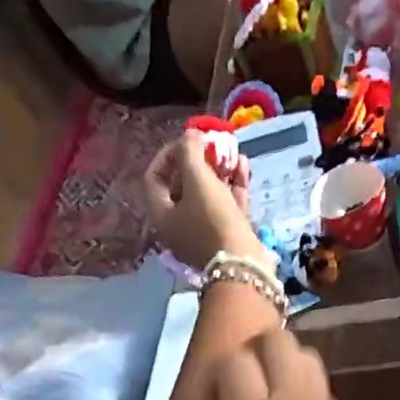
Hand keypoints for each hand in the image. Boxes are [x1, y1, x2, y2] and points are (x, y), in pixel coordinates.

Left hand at [142, 130, 262, 267]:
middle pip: (184, 186)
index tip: (188, 140)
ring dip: (219, 172)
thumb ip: (190, 152)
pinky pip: (227, 207)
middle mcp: (179, 226)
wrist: (244, 265)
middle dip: (199, 162)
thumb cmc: (214, 221)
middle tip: (213, 146)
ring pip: (209, 196)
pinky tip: (242, 168)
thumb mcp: (198, 180)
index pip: (155, 176)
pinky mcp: (227, 238)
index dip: (169, 154)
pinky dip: (233, 187)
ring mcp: (205, 233)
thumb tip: (191, 134)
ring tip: (232, 153)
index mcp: (162, 215)